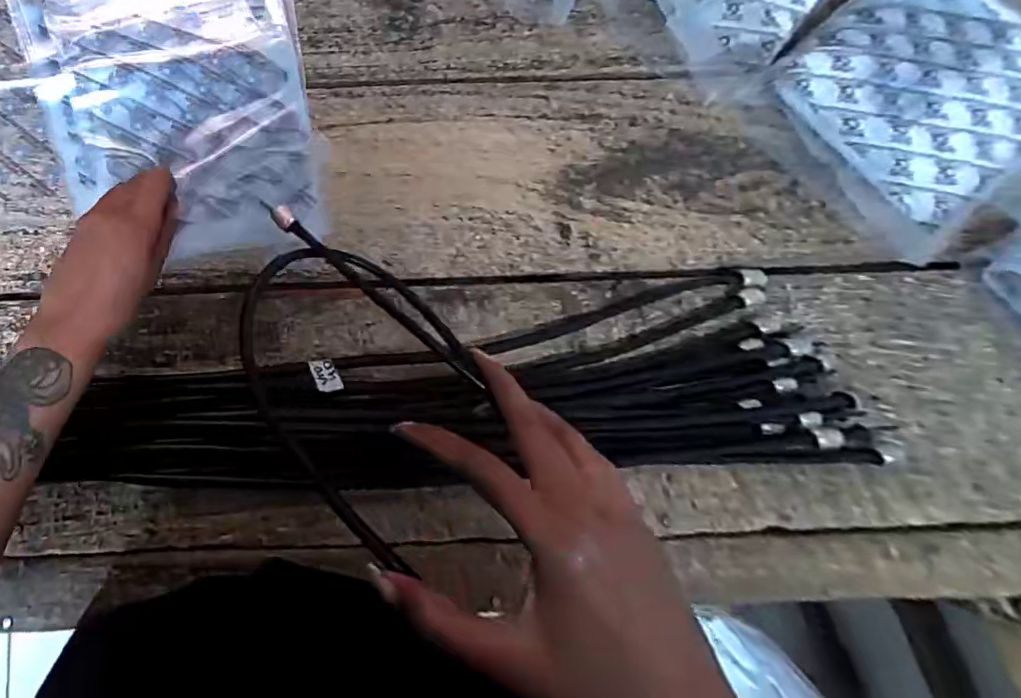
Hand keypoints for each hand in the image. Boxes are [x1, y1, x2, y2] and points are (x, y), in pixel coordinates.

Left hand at [30, 169, 178, 354]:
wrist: (71, 321)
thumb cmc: (119, 302)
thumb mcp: (153, 269)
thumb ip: (164, 232)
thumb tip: (171, 208)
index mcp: (135, 220)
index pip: (156, 178)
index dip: (168, 187)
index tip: (170, 207)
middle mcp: (111, 209)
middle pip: (137, 180)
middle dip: (151, 191)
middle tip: (158, 218)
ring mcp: (91, 215)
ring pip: (119, 190)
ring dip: (133, 199)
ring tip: (137, 230)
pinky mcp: (78, 225)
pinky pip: (105, 205)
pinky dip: (117, 209)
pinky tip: (117, 238)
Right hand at [378, 351, 731, 697]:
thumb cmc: (595, 690)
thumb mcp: (508, 662)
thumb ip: (438, 621)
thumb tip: (378, 579)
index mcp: (552, 534)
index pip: (483, 469)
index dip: (438, 443)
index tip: (403, 426)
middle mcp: (588, 509)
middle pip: (539, 430)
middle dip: (506, 387)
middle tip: (478, 356)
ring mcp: (622, 515)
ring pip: (575, 441)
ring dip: (540, 410)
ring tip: (512, 395)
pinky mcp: (642, 530)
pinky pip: (599, 464)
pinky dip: (571, 439)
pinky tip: (562, 449)